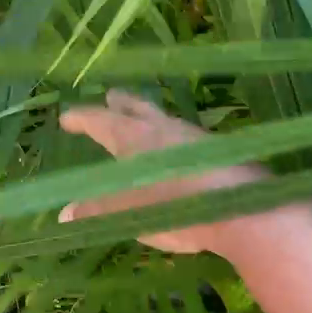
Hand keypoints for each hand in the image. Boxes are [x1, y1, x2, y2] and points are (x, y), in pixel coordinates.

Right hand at [58, 89, 269, 254]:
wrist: (248, 214)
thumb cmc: (172, 205)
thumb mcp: (124, 213)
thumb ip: (94, 211)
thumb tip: (63, 214)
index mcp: (130, 135)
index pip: (97, 119)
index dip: (80, 118)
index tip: (66, 117)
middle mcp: (161, 128)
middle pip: (136, 107)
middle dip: (121, 103)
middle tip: (111, 97)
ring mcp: (197, 139)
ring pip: (167, 122)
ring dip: (154, 122)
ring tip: (148, 128)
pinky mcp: (228, 155)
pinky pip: (194, 143)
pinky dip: (181, 145)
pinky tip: (185, 158)